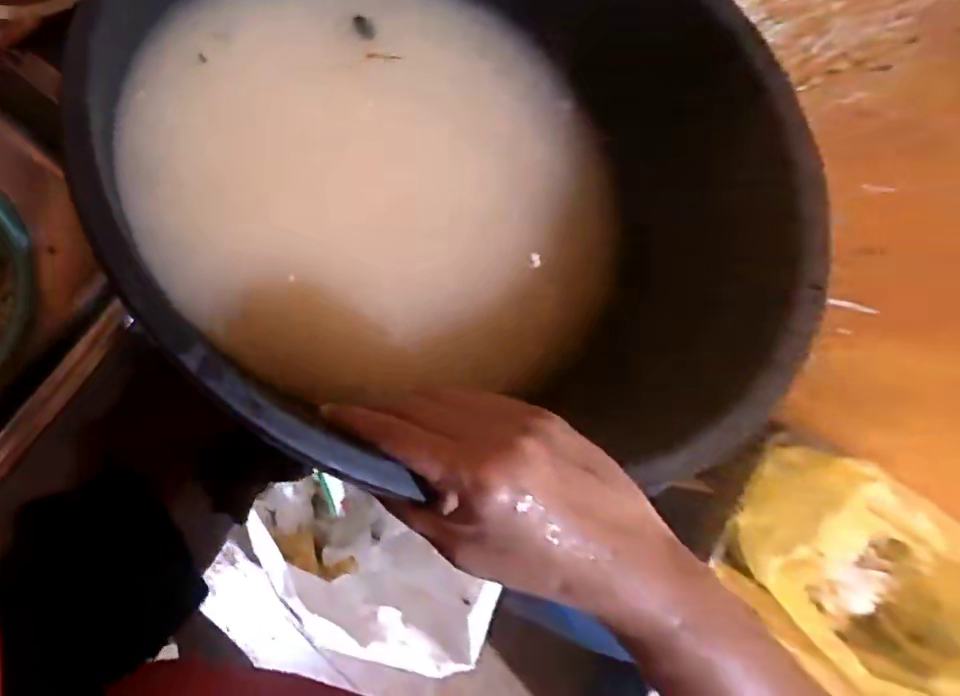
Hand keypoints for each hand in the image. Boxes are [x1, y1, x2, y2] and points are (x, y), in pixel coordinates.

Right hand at [324, 389, 696, 625]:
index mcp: (476, 475)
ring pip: (441, 394)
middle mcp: (496, 436)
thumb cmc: (542, 569)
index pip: (396, 433)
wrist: (638, 569)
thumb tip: (363, 469)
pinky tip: (448, 425)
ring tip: (404, 425)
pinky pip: (475, 397)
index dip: (355, 421)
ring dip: (412, 406)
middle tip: (362, 425)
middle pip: (413, 405)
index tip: (327, 414)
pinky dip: (448, 407)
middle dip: (380, 412)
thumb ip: (406, 503)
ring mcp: (523, 418)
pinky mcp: (543, 412)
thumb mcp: (460, 550)